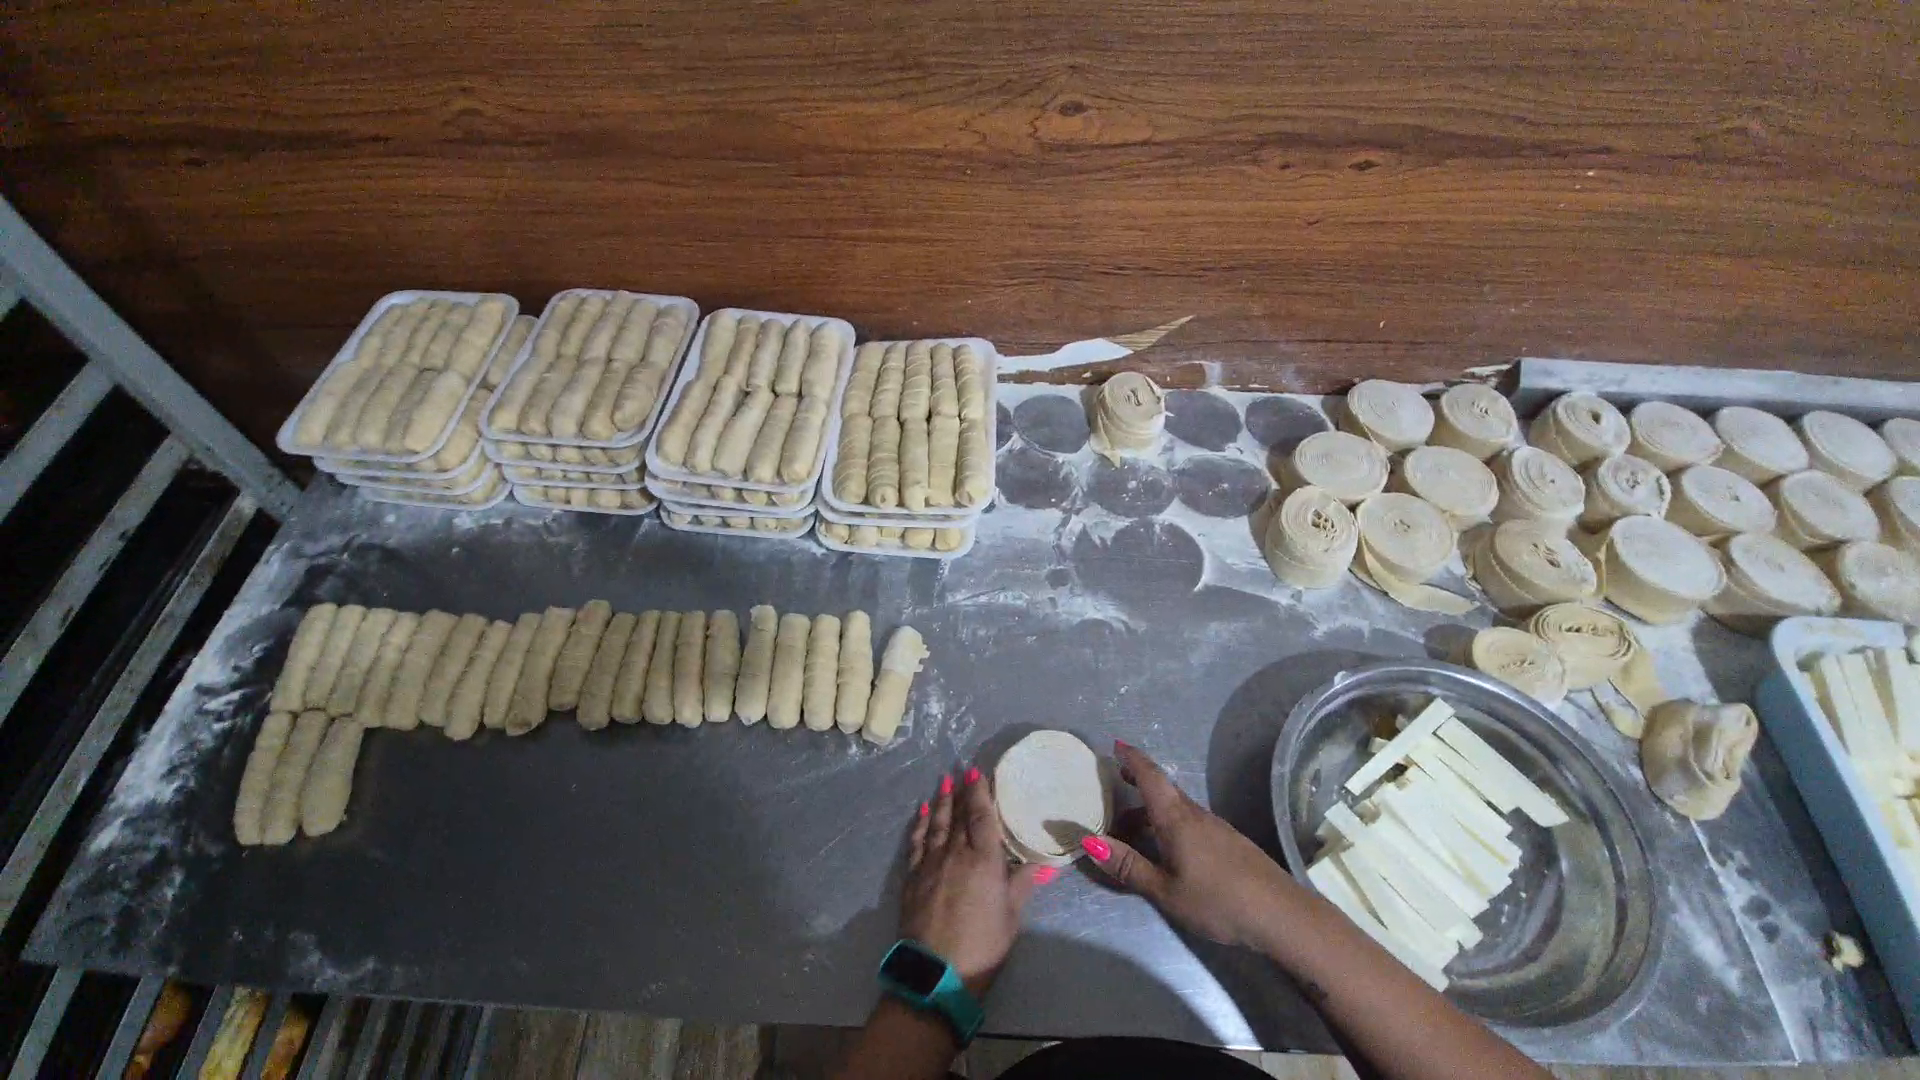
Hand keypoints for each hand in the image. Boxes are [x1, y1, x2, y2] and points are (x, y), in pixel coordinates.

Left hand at [902, 767, 1050, 994]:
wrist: (937, 972)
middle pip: (958, 815)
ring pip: (937, 824)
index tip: (978, 771)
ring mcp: (931, 864)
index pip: (982, 816)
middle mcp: (956, 854)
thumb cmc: (983, 945)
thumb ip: (1023, 885)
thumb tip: (1042, 864)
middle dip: (960, 791)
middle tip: (960, 770)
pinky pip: (917, 843)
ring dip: (941, 802)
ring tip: (943, 782)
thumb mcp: (1011, 917)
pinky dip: (920, 825)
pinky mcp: (913, 878)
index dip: (980, 792)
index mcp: (984, 860)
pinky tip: (922, 814)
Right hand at [1082, 742, 1300, 948]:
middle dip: (1139, 782)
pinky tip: (1166, 848)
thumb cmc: (1218, 900)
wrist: (1281, 915)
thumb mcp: (1165, 890)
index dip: (1133, 759)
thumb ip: (1129, 866)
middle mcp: (1196, 816)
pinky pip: (1191, 822)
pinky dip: (1169, 824)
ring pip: (1178, 808)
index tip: (1116, 745)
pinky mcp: (1229, 843)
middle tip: (1116, 781)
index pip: (1151, 778)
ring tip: (1131, 826)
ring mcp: (1216, 828)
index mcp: (1176, 820)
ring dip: (1152, 809)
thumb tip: (1090, 841)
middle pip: (1164, 789)